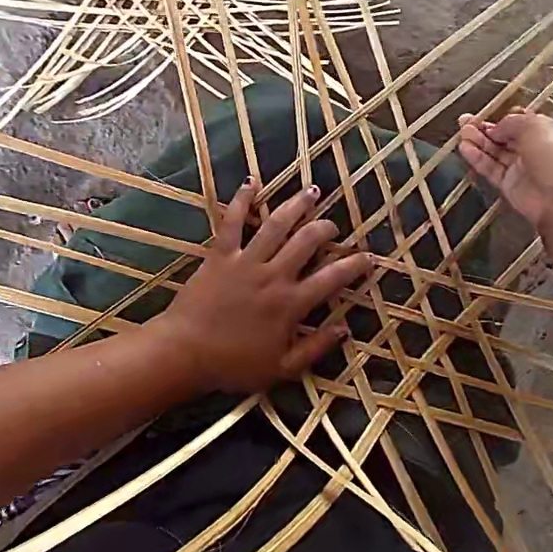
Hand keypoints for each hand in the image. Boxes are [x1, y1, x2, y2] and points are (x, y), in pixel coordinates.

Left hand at [154, 181, 371, 393]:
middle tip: (333, 226)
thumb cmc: (233, 364)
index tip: (368, 257)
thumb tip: (345, 329)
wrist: (184, 353)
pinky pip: (232, 221)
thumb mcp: (282, 369)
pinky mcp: (221, 254)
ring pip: (277, 224)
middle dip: (326, 228)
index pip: (333, 278)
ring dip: (297, 205)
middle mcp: (274, 275)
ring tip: (312, 191)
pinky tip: (252, 182)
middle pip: (308, 241)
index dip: (355, 265)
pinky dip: (242, 200)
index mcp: (291, 303)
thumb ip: (316, 348)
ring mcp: (246, 261)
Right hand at [457, 111, 552, 231]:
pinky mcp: (511, 187)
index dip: (506, 118)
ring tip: (461, 131)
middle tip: (466, 121)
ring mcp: (524, 170)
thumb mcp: (535, 127)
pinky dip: (478, 159)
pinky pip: (492, 169)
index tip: (488, 113)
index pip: (524, 123)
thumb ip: (512, 122)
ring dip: (479, 142)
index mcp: (552, 133)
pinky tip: (465, 148)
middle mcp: (538, 151)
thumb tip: (497, 127)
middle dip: (487, 129)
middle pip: (507, 137)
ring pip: (497, 153)